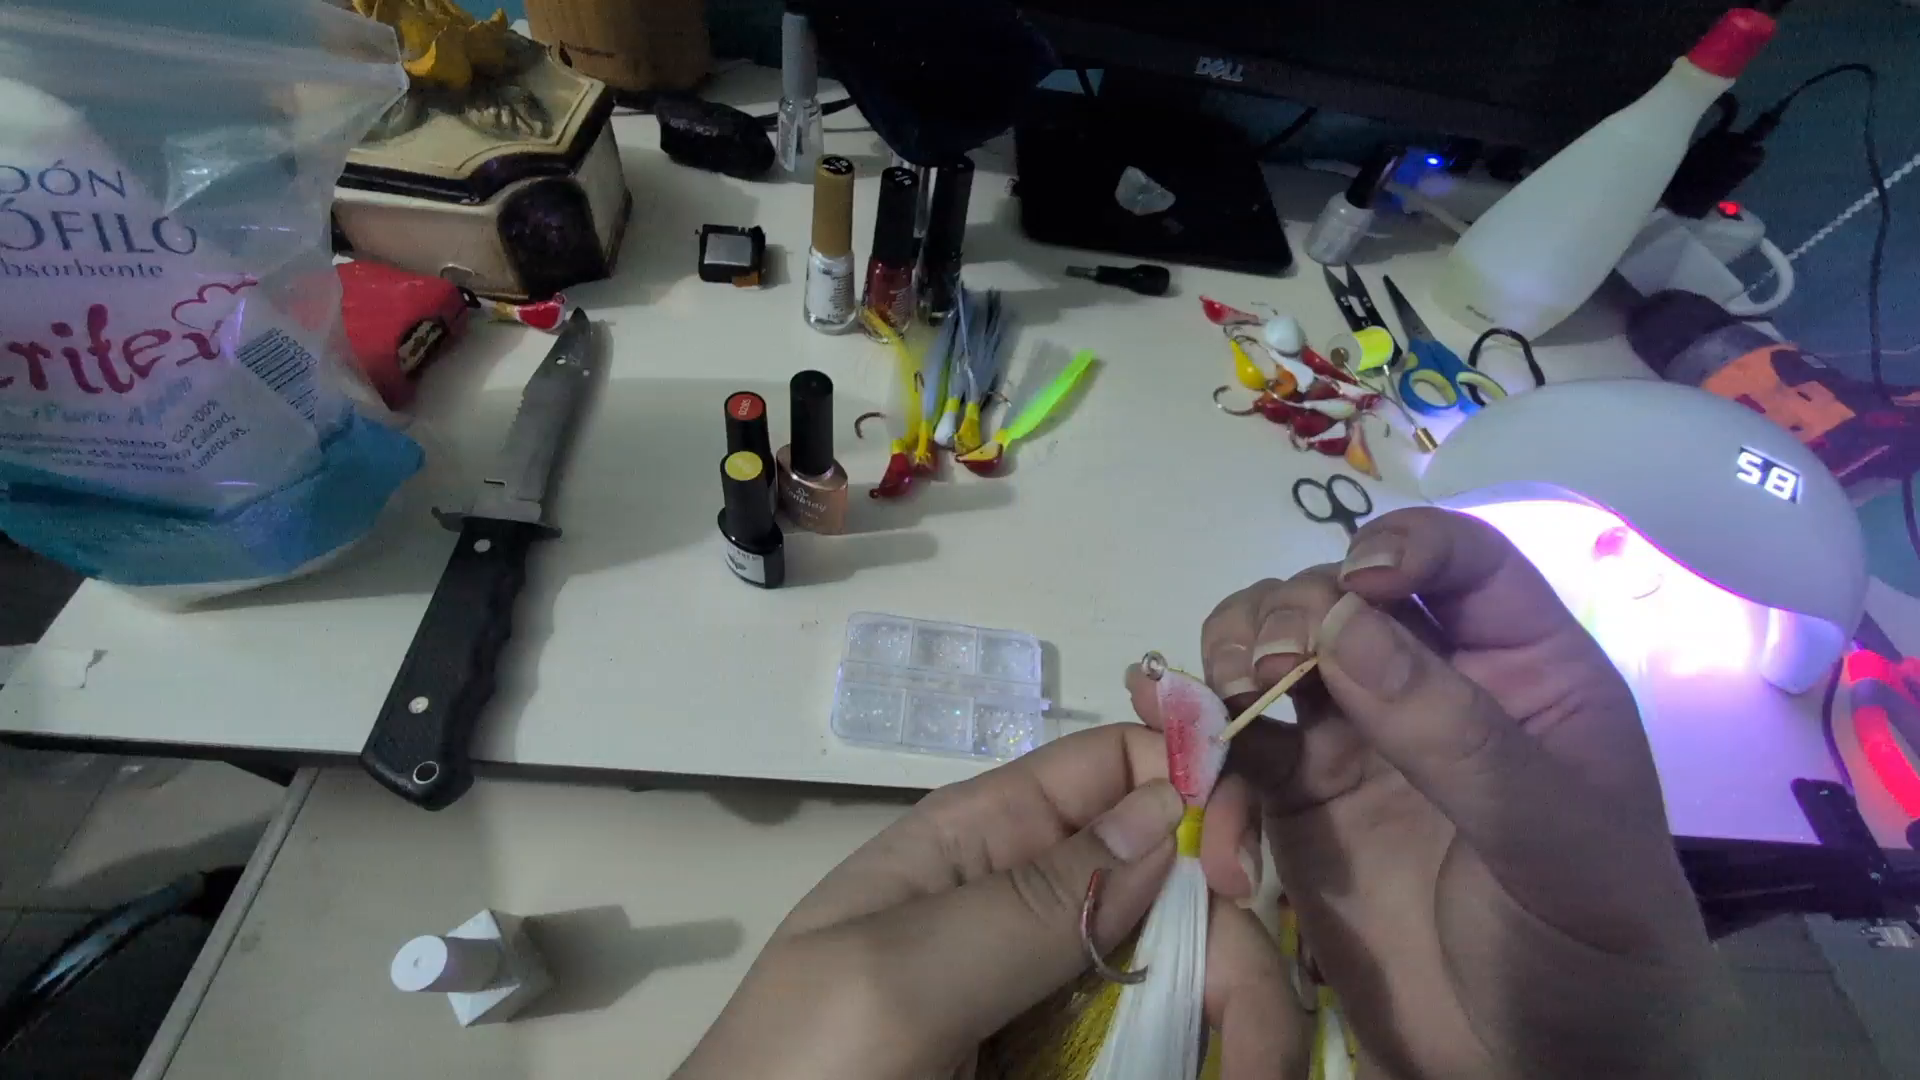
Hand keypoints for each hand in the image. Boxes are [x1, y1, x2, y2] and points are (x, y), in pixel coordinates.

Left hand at [673, 725, 1306, 1079]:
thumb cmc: (807, 1070)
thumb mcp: (900, 976)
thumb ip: (1031, 895)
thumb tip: (1165, 810)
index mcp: (984, 836)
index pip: (1110, 762)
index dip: (1189, 782)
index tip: (1241, 866)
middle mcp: (1037, 892)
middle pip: (1174, 872)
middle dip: (1232, 936)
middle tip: (1254, 1044)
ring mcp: (1063, 981)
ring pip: (1192, 959)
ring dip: (1243, 1016)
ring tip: (1250, 1079)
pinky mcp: (1082, 1052)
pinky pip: (1172, 1034)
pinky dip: (1216, 1054)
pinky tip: (1230, 1076)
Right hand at [1132, 507, 1725, 1079]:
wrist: (1513, 1075)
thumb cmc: (1581, 958)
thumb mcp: (1556, 849)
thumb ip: (1455, 734)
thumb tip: (1339, 622)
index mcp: (1514, 671)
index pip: (1460, 560)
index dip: (1403, 545)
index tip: (1355, 583)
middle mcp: (1419, 682)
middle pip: (1331, 592)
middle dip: (1285, 614)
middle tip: (1264, 673)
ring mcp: (1344, 731)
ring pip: (1265, 643)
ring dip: (1229, 655)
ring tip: (1223, 706)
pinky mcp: (1288, 785)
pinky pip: (1228, 737)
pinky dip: (1199, 747)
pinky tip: (1194, 782)